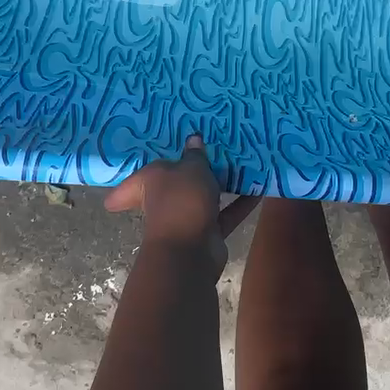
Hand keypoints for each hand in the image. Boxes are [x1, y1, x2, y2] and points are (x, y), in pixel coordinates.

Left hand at [106, 136, 260, 271]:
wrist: (191, 250)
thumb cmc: (182, 199)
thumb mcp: (192, 168)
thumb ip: (195, 154)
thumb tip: (193, 139)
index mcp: (149, 182)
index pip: (132, 182)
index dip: (129, 179)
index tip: (138, 170)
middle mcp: (164, 200)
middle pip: (177, 183)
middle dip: (192, 171)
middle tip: (212, 149)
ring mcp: (186, 218)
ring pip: (204, 197)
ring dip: (221, 184)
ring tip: (242, 163)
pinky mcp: (207, 232)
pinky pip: (226, 213)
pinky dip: (241, 202)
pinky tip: (260, 187)